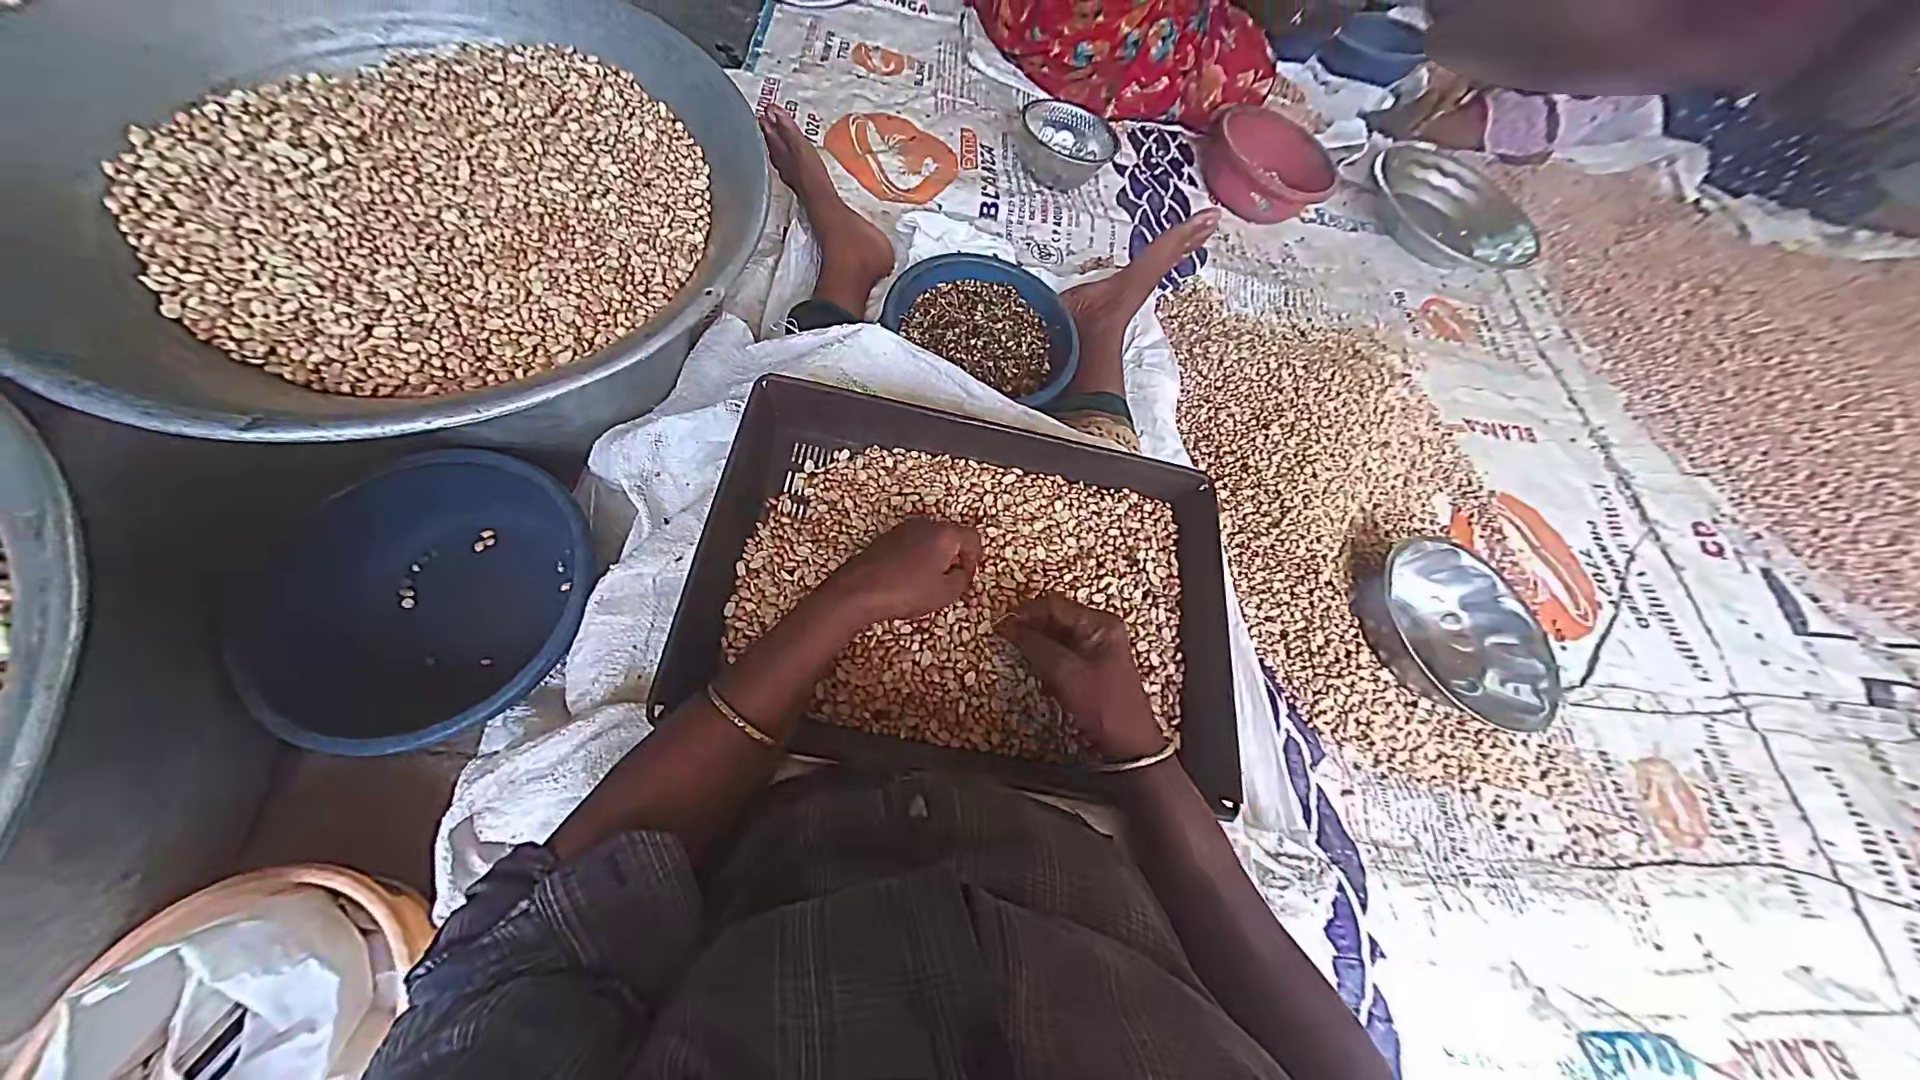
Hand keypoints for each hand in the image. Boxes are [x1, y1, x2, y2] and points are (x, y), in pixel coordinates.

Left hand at [822, 517, 981, 624]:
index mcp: (945, 533)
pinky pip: (912, 544)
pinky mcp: (887, 538)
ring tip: (929, 582)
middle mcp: (926, 524)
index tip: (969, 575)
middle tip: (952, 580)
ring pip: (930, 539)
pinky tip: (909, 578)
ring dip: (935, 557)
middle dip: (955, 556)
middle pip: (951, 536)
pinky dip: (917, 557)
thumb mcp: (946, 592)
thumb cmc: (906, 591)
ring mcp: (904, 529)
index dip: (975, 558)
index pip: (973, 538)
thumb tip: (962, 573)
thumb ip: (963, 579)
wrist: (860, 590)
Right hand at [999, 593, 1166, 760]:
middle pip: (1055, 619)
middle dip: (1031, 630)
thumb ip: (1037, 646)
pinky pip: (1061, 655)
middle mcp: (1099, 630)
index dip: (1027, 611)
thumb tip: (1012, 628)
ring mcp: (1096, 649)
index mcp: (1100, 624)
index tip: (1004, 622)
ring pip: (1056, 638)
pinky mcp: (1090, 667)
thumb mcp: (1066, 674)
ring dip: (1038, 648)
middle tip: (1008, 640)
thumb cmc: (1104, 707)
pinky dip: (1047, 662)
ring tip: (1025, 661)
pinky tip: (1043, 679)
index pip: (1055, 604)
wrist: (1129, 745)